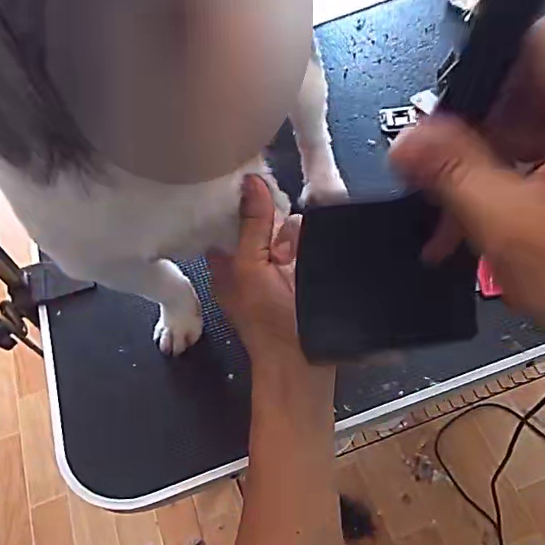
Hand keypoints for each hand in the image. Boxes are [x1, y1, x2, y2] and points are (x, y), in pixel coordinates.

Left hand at [208, 175, 322, 383]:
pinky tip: (315, 256)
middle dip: (279, 223)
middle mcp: (254, 262)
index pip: (233, 214)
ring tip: (298, 259)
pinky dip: (315, 248)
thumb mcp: (251, 268)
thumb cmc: (268, 322)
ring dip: (300, 237)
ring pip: (293, 234)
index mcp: (228, 259)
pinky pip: (312, 250)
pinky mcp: (307, 278)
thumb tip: (251, 180)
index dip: (246, 200)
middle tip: (282, 244)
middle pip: (267, 221)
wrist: (303, 364)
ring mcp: (283, 272)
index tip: (260, 187)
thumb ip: (252, 225)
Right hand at [389, 18, 544, 376]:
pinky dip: (520, 172)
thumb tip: (408, 140)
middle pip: (534, 79)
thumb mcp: (511, 226)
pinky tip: (486, 208)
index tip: (437, 121)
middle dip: (481, 131)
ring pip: (539, 114)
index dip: (475, 79)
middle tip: (439, 173)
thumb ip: (452, 171)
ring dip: (494, 158)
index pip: (532, 41)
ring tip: (457, 207)